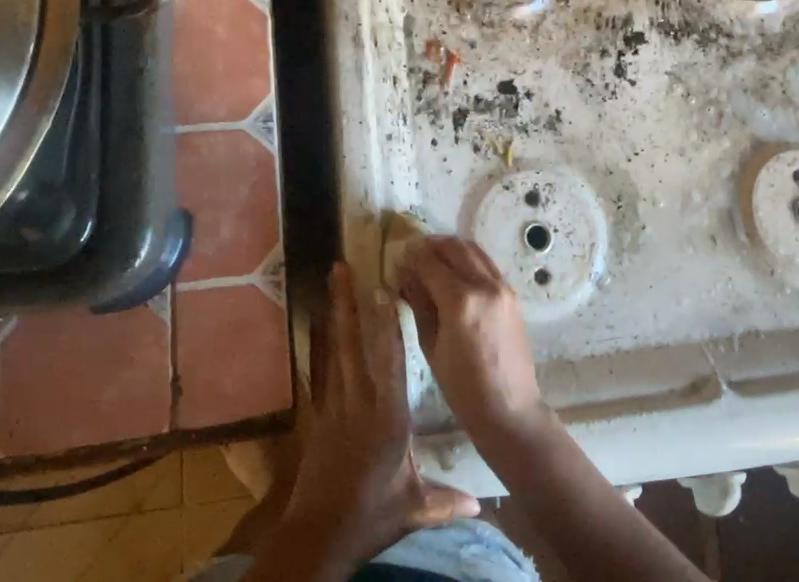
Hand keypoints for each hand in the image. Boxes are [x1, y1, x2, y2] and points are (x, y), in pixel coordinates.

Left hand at [278, 263, 478, 569]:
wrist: (320, 533)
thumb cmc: (372, 516)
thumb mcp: (414, 508)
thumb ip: (446, 501)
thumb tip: (480, 504)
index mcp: (388, 417)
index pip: (388, 361)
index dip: (385, 323)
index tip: (382, 288)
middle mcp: (359, 402)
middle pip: (352, 343)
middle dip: (347, 303)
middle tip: (341, 266)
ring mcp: (334, 406)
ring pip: (333, 350)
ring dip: (332, 315)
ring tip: (330, 283)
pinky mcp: (318, 415)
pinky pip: (321, 368)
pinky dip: (321, 343)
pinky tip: (320, 326)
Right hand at [395, 237, 547, 438]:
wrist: (508, 408)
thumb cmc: (462, 387)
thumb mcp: (431, 346)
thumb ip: (420, 304)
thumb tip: (406, 275)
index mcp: (460, 301)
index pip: (430, 263)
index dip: (411, 258)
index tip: (398, 259)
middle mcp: (484, 286)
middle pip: (454, 248)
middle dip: (431, 246)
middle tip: (413, 254)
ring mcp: (503, 287)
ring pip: (474, 250)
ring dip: (451, 248)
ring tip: (433, 258)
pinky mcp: (512, 294)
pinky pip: (487, 264)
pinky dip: (469, 259)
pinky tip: (456, 271)